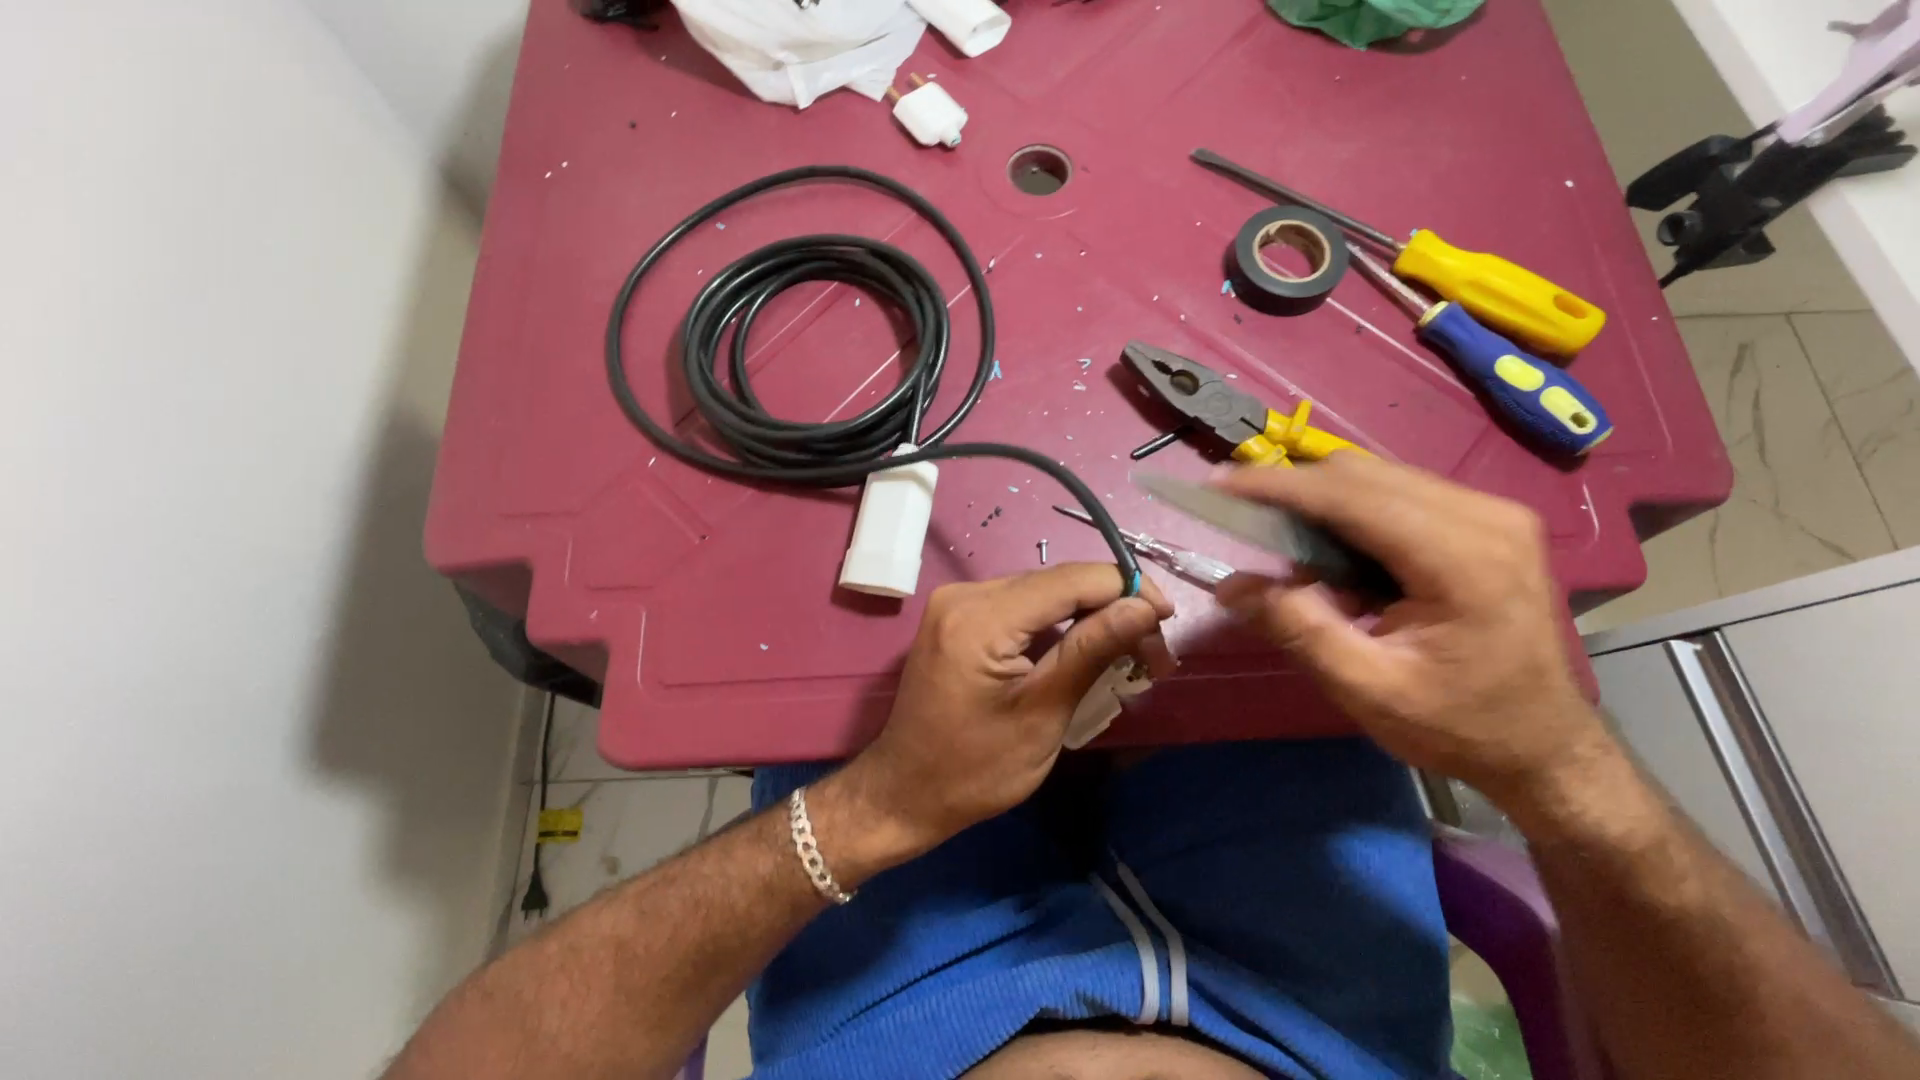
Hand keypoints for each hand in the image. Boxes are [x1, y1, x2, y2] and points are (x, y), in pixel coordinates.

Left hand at [835, 564, 1174, 858]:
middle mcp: (964, 595)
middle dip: (1113, 609)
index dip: (1127, 590)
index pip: (1071, 580)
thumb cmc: (974, 770)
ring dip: (1090, 619)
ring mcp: (957, 604)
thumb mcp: (1043, 714)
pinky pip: (1021, 609)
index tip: (1169, 621)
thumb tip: (1144, 607)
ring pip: (1044, 594)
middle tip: (1155, 654)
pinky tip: (1089, 653)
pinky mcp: (958, 619)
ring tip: (1133, 658)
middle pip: (1058, 583)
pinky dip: (1058, 628)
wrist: (905, 793)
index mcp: (979, 618)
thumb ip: (1092, 652)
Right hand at [1210, 454, 1608, 804]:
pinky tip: (1332, 552)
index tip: (1218, 486)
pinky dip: (1352, 512)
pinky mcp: (1488, 522)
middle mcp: (1485, 517)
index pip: (1352, 496)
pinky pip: (1400, 493)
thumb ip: (1299, 629)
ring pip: (1379, 477)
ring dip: (1321, 500)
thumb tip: (1231, 585)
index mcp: (1462, 559)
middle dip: (1293, 489)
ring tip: (1279, 539)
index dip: (1278, 487)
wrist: (1545, 748)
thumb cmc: (1459, 727)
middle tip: (1238, 517)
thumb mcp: (1367, 689)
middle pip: (1364, 474)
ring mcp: (1493, 513)